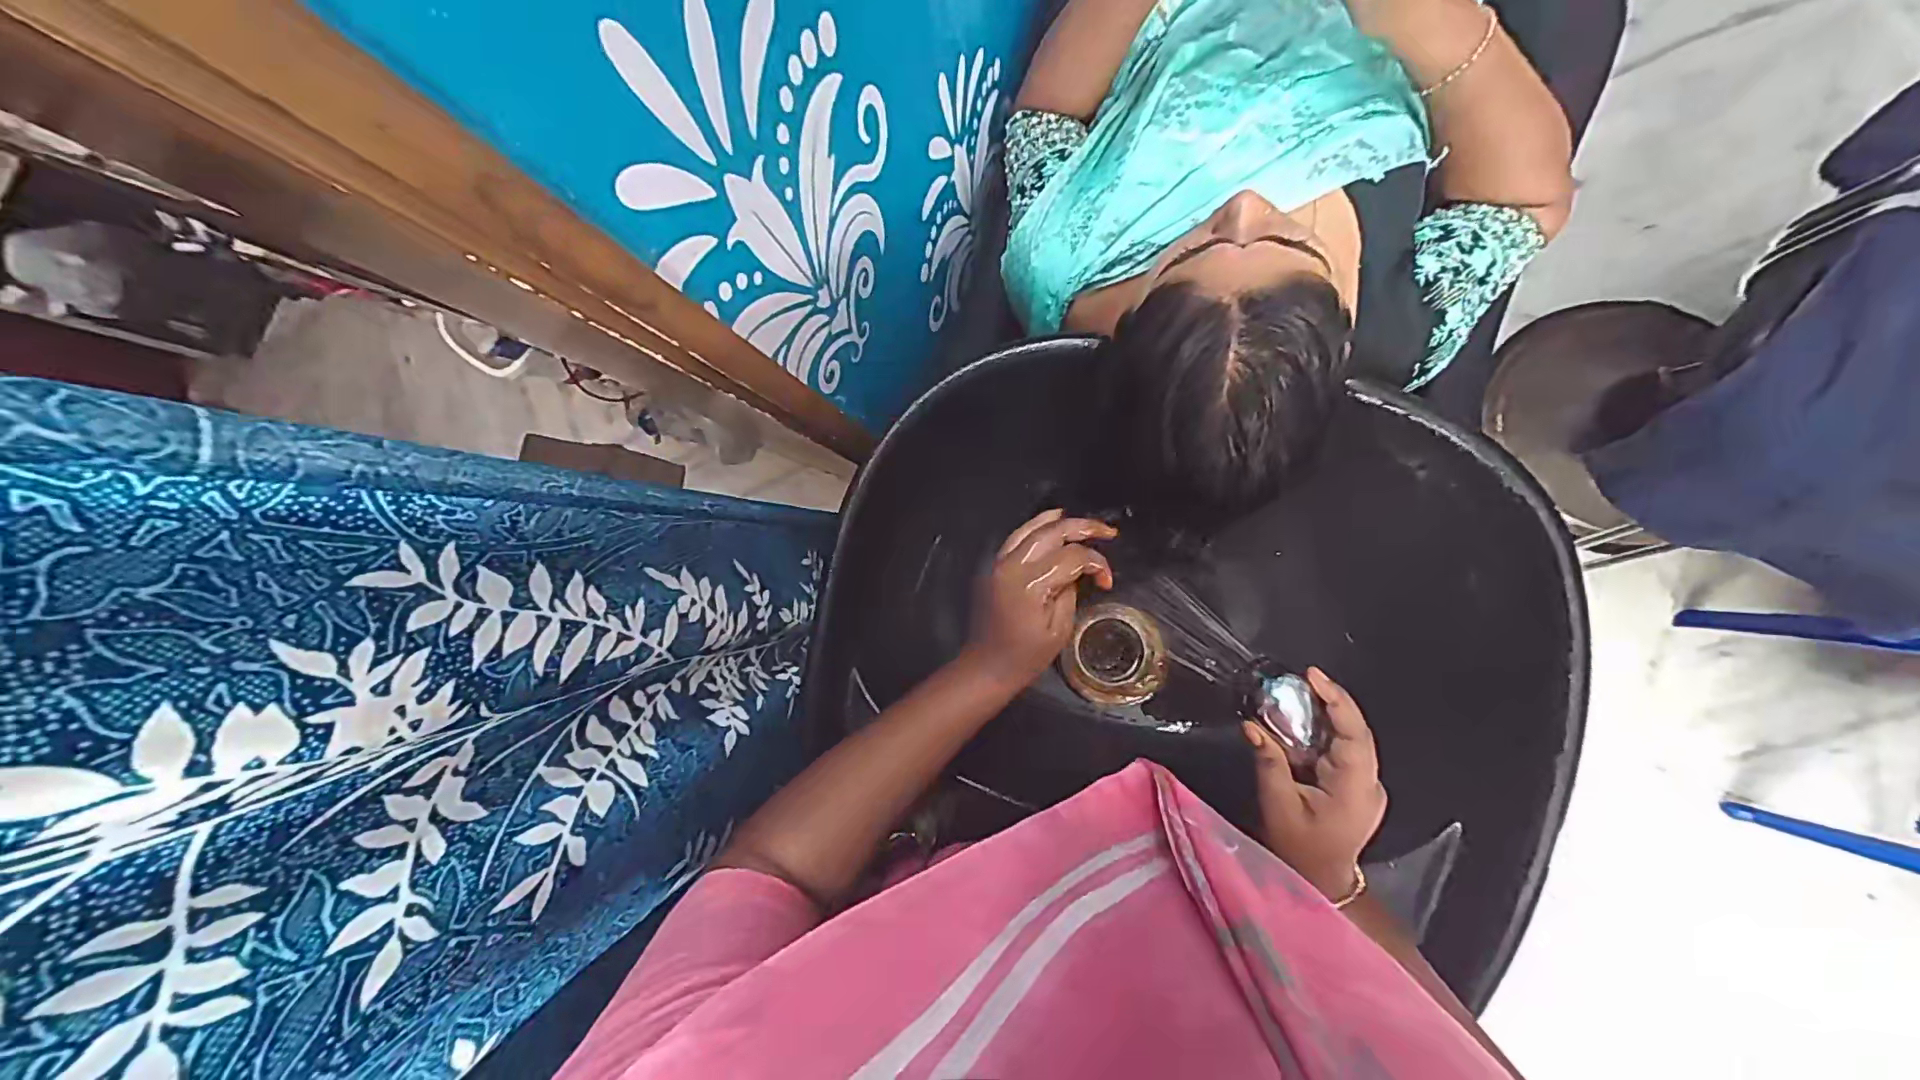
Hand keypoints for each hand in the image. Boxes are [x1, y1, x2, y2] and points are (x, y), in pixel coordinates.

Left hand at [961, 509, 1116, 686]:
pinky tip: (1050, 523)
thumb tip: (1080, 569)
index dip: (1096, 563)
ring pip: (1032, 528)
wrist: (986, 666)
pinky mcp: (993, 566)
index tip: (1106, 581)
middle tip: (1107, 532)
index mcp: (1030, 583)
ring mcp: (999, 562)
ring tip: (1083, 523)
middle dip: (1084, 528)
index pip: (1072, 556)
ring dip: (1060, 522)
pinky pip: (1016, 537)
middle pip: (1053, 532)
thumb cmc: (1026, 656)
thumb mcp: (1059, 628)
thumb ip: (1071, 591)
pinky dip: (1036, 527)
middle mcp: (1012, 565)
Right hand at [1244, 667, 1386, 900]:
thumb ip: (1269, 761)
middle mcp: (1370, 783)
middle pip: (1355, 731)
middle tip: (1303, 680)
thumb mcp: (1277, 804)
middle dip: (1330, 701)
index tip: (1313, 676)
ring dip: (1325, 716)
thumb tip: (1252, 725)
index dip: (1337, 700)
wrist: (1321, 882)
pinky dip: (1323, 733)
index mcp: (1356, 787)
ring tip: (1298, 695)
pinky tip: (1302, 726)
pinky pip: (1343, 750)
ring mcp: (1367, 786)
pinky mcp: (1358, 787)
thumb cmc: (1299, 848)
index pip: (1354, 734)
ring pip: (1350, 739)